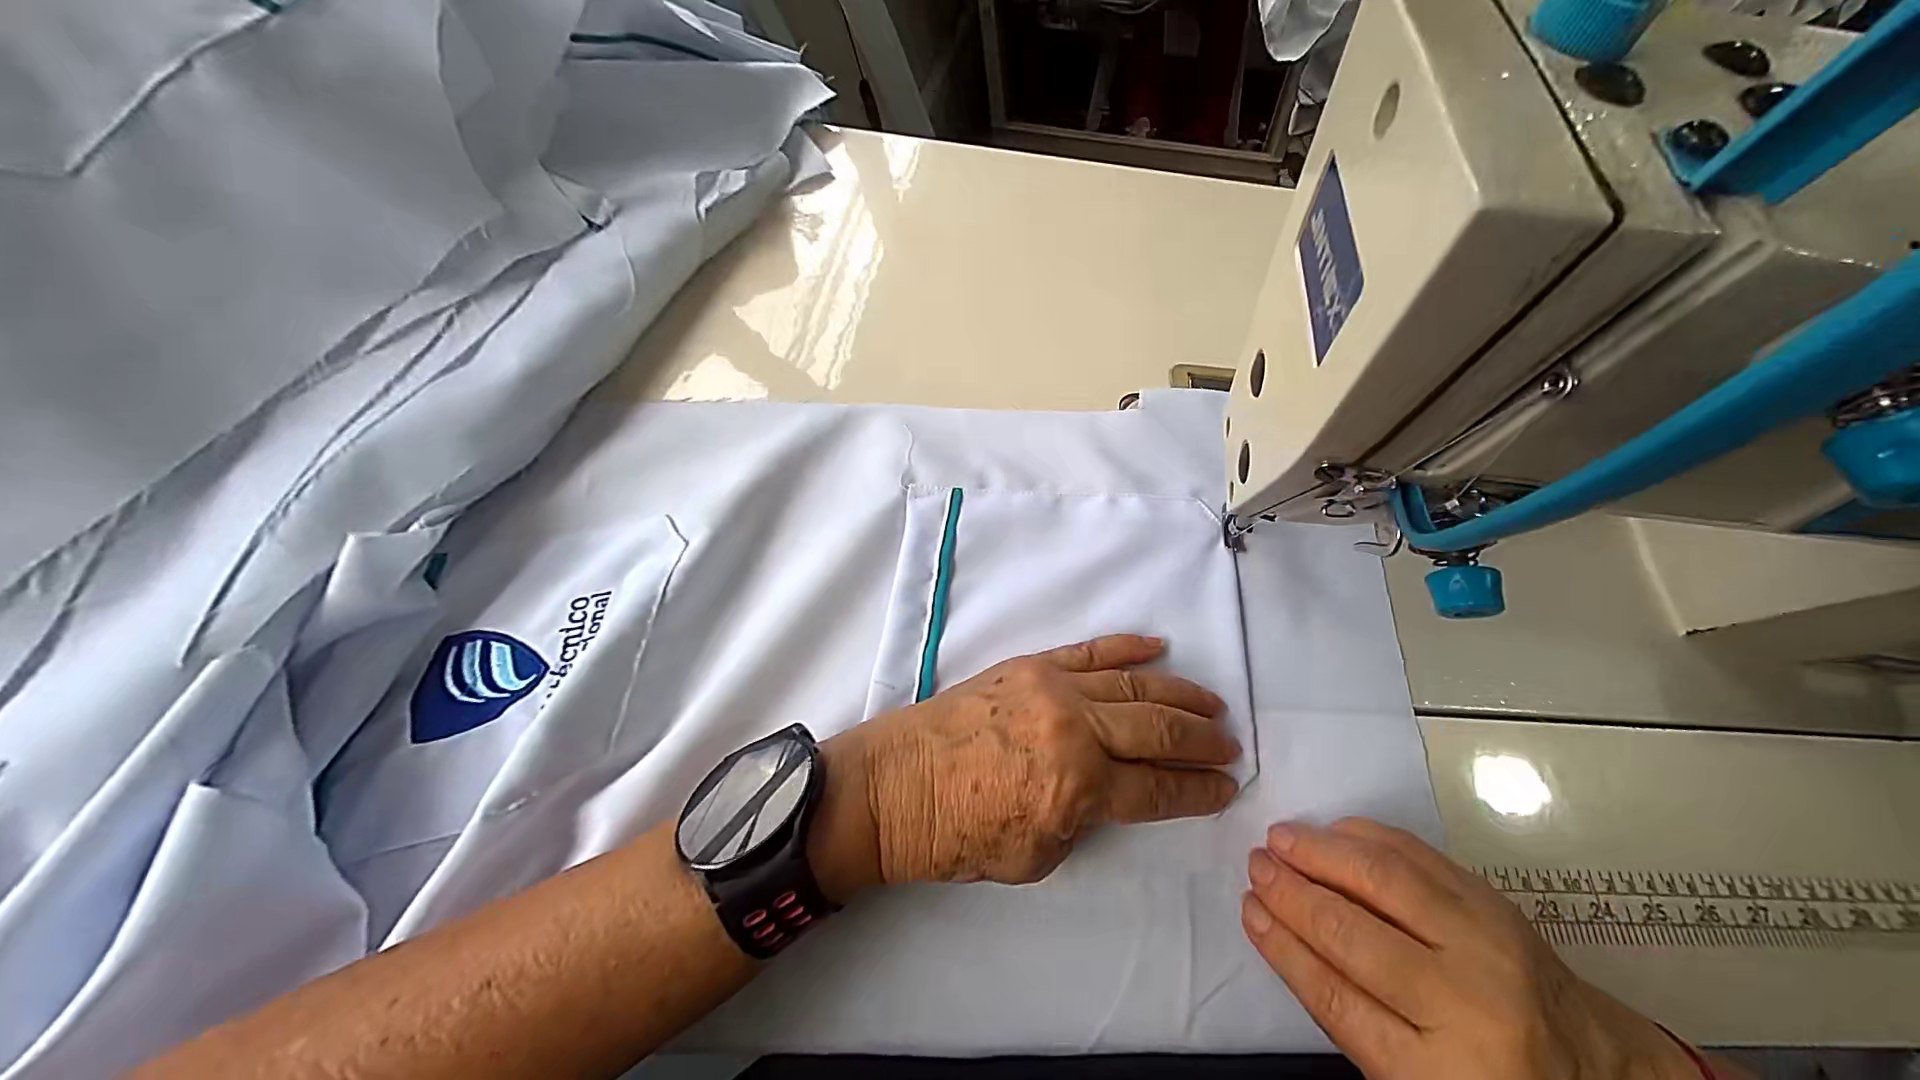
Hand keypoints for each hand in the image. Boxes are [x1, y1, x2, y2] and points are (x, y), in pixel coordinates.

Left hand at [813, 634, 1240, 891]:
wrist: (893, 785)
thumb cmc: (957, 836)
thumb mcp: (1035, 856)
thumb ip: (1083, 818)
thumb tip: (1106, 790)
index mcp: (1077, 786)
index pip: (1158, 789)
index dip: (1198, 790)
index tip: (1226, 787)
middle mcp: (1074, 728)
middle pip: (1157, 730)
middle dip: (1201, 741)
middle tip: (1229, 746)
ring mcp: (1051, 687)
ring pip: (1133, 686)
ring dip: (1179, 694)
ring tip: (1212, 704)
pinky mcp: (1029, 665)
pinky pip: (1089, 651)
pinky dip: (1127, 649)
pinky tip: (1158, 648)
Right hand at [1242, 819, 1700, 1079]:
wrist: (1597, 1071)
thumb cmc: (1485, 1077)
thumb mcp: (1414, 1077)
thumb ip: (1348, 1010)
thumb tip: (1281, 926)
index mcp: (1441, 1073)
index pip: (1335, 996)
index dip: (1283, 945)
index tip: (1249, 909)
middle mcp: (1469, 1009)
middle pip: (1354, 934)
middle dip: (1292, 893)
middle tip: (1255, 865)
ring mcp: (1491, 949)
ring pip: (1386, 882)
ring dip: (1321, 852)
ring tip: (1279, 838)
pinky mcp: (1500, 907)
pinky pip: (1422, 858)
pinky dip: (1368, 836)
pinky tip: (1333, 832)